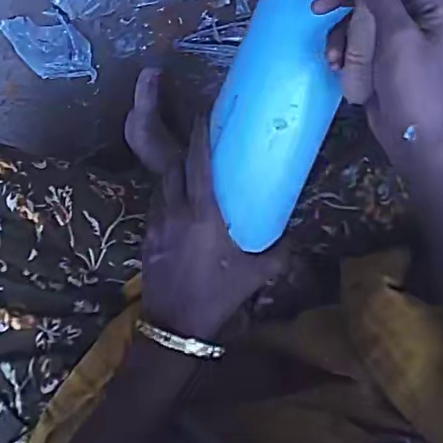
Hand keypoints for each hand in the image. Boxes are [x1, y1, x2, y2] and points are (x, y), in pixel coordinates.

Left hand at [125, 69, 285, 341]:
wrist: (176, 326)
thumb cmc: (219, 294)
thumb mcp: (257, 273)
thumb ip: (280, 251)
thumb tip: (296, 235)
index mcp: (204, 213)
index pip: (198, 163)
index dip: (200, 136)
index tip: (203, 116)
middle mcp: (176, 211)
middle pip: (174, 167)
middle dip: (184, 150)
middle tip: (198, 141)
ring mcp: (157, 223)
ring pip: (162, 185)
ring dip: (174, 174)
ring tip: (188, 171)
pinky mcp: (146, 237)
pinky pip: (155, 206)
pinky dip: (166, 197)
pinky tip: (177, 205)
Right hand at [310, 0, 442, 173]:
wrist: (411, 137)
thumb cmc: (413, 85)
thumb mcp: (398, 37)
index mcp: (433, 8)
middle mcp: (418, 18)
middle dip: (345, 4)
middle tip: (319, 7)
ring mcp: (399, 39)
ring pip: (361, 19)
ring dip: (341, 34)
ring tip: (334, 55)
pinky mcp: (382, 58)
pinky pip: (358, 41)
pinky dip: (344, 50)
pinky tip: (338, 65)